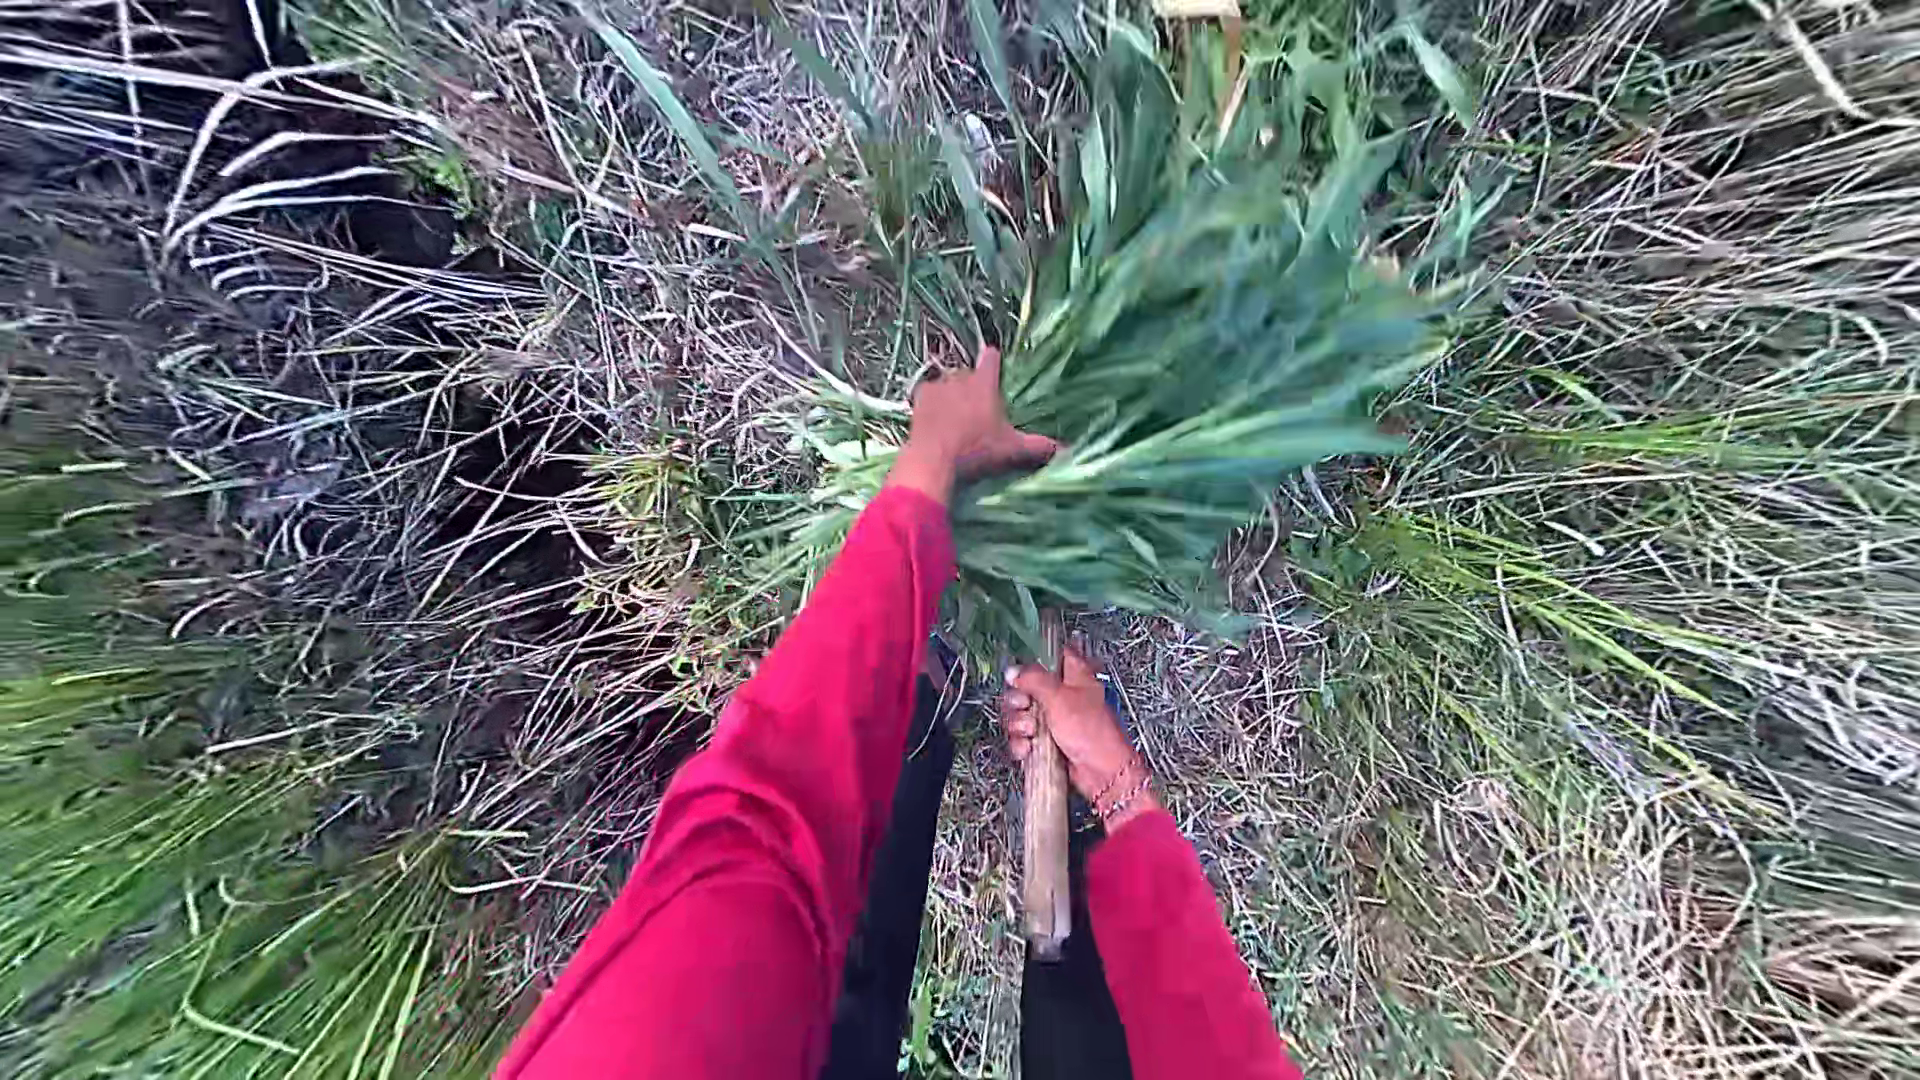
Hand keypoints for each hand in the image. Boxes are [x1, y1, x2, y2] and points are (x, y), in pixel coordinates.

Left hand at [884, 345, 1056, 504]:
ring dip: (951, 394)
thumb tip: (1066, 450)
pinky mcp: (918, 399)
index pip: (991, 358)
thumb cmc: (977, 451)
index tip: (995, 364)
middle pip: (968, 373)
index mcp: (985, 384)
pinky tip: (935, 418)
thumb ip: (1039, 446)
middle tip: (977, 408)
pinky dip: (931, 403)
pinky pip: (927, 393)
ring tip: (954, 416)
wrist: (934, 460)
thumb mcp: (1012, 450)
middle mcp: (960, 377)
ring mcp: (937, 386)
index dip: (994, 360)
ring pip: (947, 382)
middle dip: (972, 386)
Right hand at [1002, 645, 1159, 830]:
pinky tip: (1029, 747)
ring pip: (1022, 713)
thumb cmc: (1093, 733)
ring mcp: (1055, 719)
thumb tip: (1014, 671)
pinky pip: (1024, 737)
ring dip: (1020, 725)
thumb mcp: (1060, 697)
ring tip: (1032, 732)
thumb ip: (1033, 679)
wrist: (1102, 774)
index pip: (1052, 655)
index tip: (1022, 674)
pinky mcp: (1048, 741)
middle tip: (1026, 707)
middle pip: (1027, 687)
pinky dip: (1023, 743)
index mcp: (1074, 675)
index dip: (1034, 662)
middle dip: (1020, 700)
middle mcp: (1064, 695)